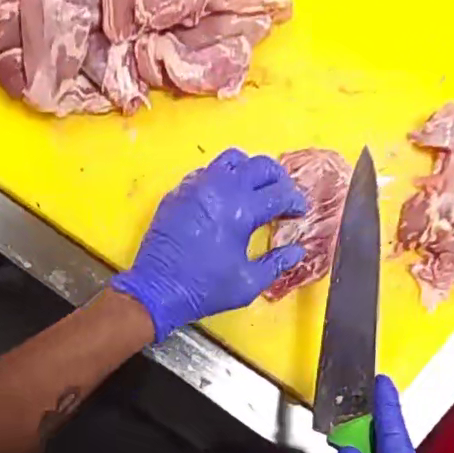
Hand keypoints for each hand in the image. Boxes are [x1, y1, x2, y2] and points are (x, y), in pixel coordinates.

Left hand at [109, 149, 307, 341]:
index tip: (297, 213)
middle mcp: (221, 189)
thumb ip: (276, 264)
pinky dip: (220, 180)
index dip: (294, 202)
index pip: (280, 193)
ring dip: (248, 171)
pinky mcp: (177, 194)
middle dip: (277, 179)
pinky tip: (222, 199)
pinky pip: (204, 173)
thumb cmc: (204, 290)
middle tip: (280, 196)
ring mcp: (196, 187)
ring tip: (252, 190)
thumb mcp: (247, 284)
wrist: (156, 291)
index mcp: (242, 210)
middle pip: (260, 165)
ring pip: (231, 160)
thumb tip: (296, 252)